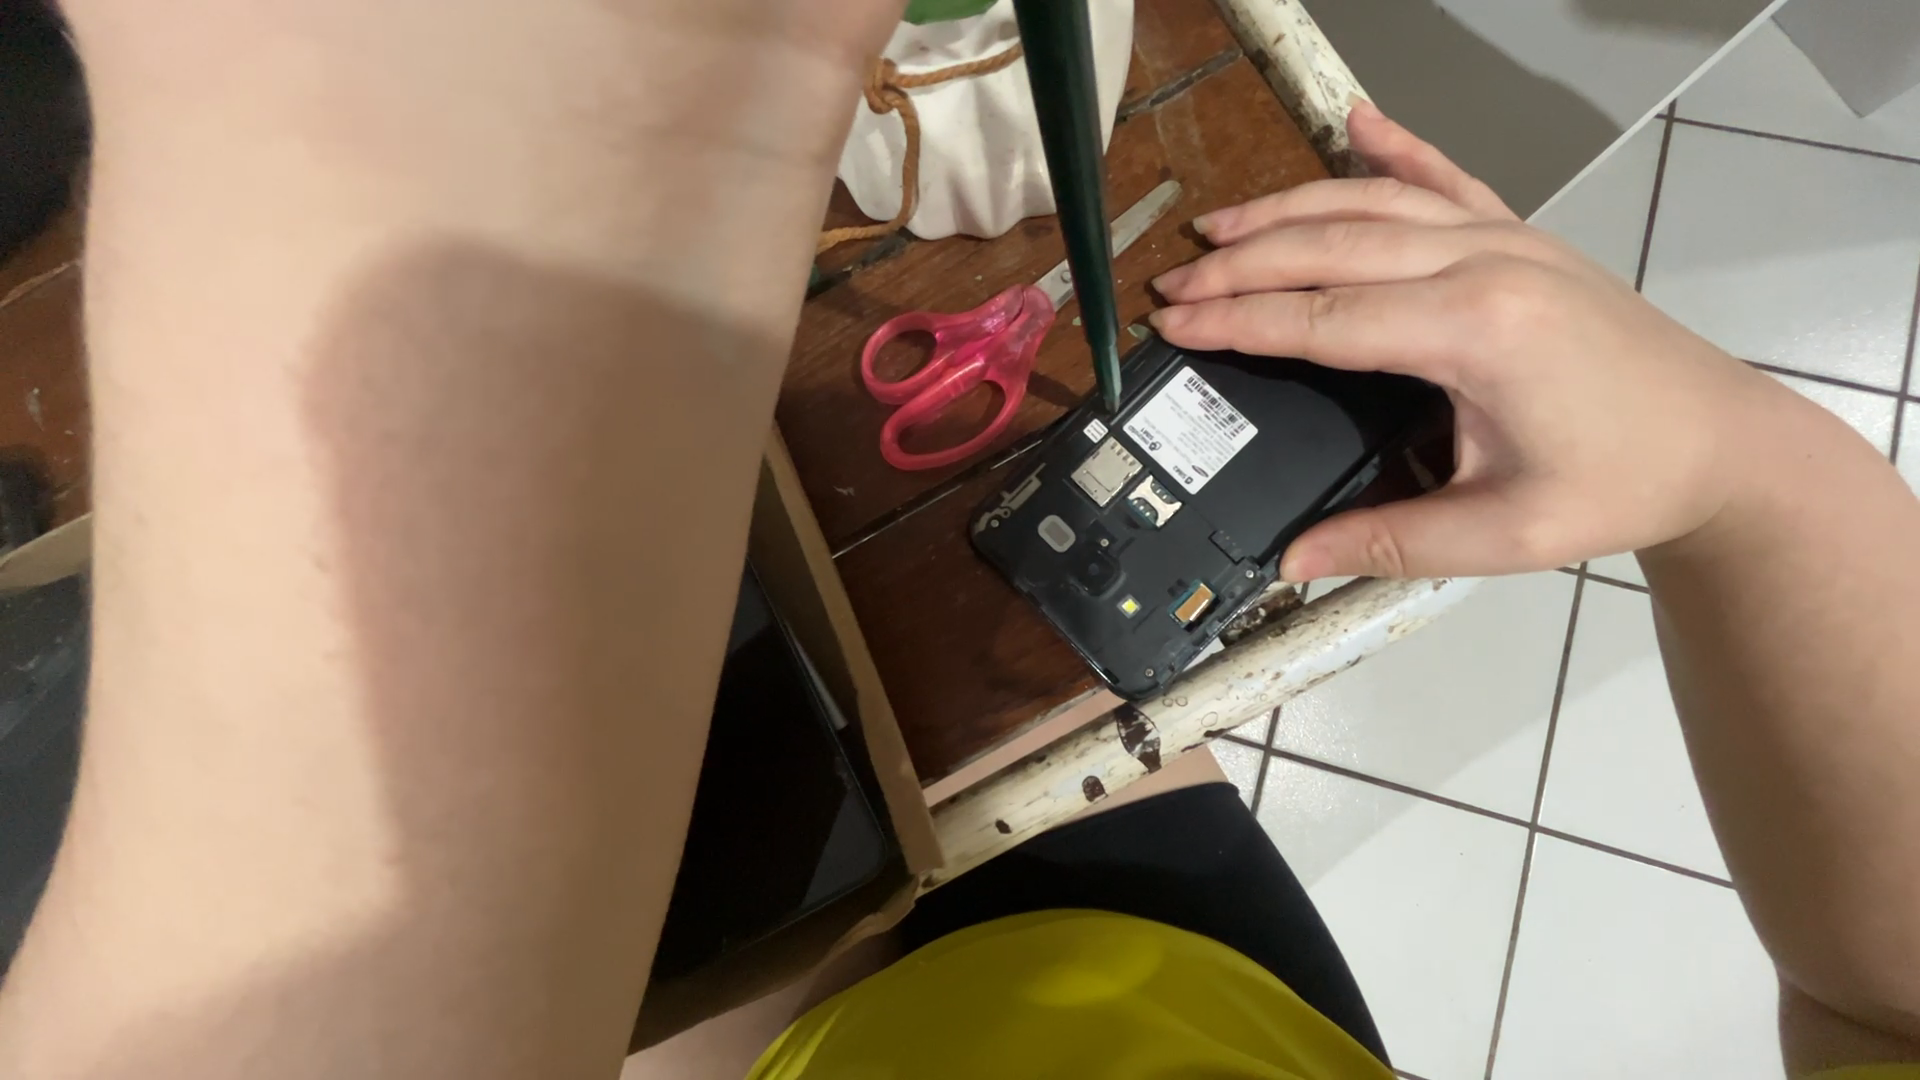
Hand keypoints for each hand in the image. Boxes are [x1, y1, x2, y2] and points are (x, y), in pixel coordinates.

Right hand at [1148, 100, 1787, 581]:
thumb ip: (1384, 542)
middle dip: (1239, 265)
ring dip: (1285, 209)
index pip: (1320, 318)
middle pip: (1331, 248)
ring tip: (1216, 225)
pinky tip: (1356, 120)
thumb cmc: (1614, 486)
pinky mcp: (1520, 236)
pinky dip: (1394, 147)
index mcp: (1472, 330)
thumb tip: (1289, 559)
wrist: (1723, 444)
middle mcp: (1484, 262)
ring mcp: (1506, 237)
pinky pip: (1445, 177)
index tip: (1173, 326)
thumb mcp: (1497, 535)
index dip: (1237, 321)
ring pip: (1372, 203)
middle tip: (1172, 284)